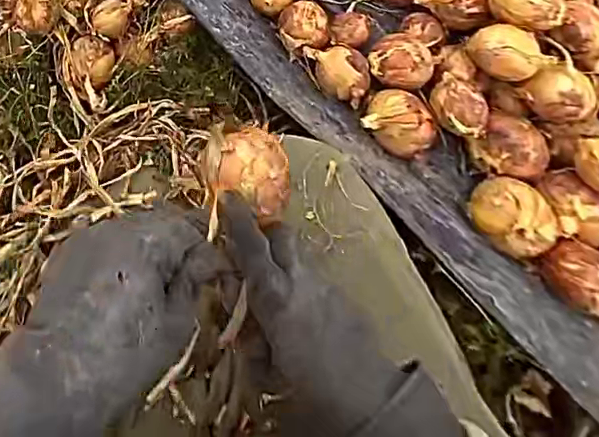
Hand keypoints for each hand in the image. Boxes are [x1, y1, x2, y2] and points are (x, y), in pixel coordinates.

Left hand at [0, 207, 227, 436]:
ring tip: (158, 279)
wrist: (53, 376)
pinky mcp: (68, 248)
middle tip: (193, 272)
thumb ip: (191, 282)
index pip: (189, 226)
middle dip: (179, 242)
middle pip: (159, 221)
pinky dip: (119, 252)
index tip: (219, 270)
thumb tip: (206, 260)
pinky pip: (104, 239)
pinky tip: (124, 277)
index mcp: (147, 239)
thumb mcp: (174, 326)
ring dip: (149, 245)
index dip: (208, 248)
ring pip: (131, 228)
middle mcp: (116, 225)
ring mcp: (89, 233)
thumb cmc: (120, 358)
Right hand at [219, 193, 410, 432]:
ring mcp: (325, 284)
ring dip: (283, 256)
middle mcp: (299, 279)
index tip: (227, 196)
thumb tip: (240, 317)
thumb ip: (249, 336)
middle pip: (280, 233)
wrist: (371, 402)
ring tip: (276, 283)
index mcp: (274, 294)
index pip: (250, 245)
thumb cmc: (309, 390)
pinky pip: (315, 275)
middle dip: (263, 231)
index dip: (237, 218)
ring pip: (299, 253)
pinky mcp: (343, 297)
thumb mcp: (264, 367)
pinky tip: (302, 309)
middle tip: (250, 243)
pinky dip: (302, 281)